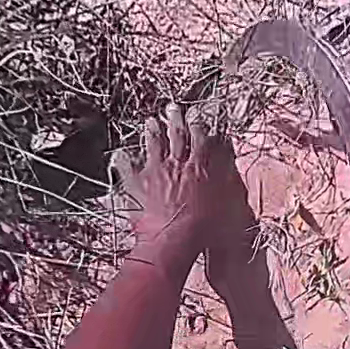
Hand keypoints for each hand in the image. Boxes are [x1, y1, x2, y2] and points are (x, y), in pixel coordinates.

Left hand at [111, 104, 241, 273]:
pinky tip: (120, 153)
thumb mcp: (219, 208)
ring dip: (152, 131)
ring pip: (154, 145)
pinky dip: (123, 159)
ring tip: (150, 121)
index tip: (196, 119)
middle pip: (177, 137)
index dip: (198, 128)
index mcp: (198, 169)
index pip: (200, 141)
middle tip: (173, 108)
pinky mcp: (136, 183)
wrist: (171, 240)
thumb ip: (220, 190)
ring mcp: (155, 171)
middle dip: (175, 120)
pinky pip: (126, 166)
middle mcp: (176, 165)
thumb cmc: (199, 231)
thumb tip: (229, 180)